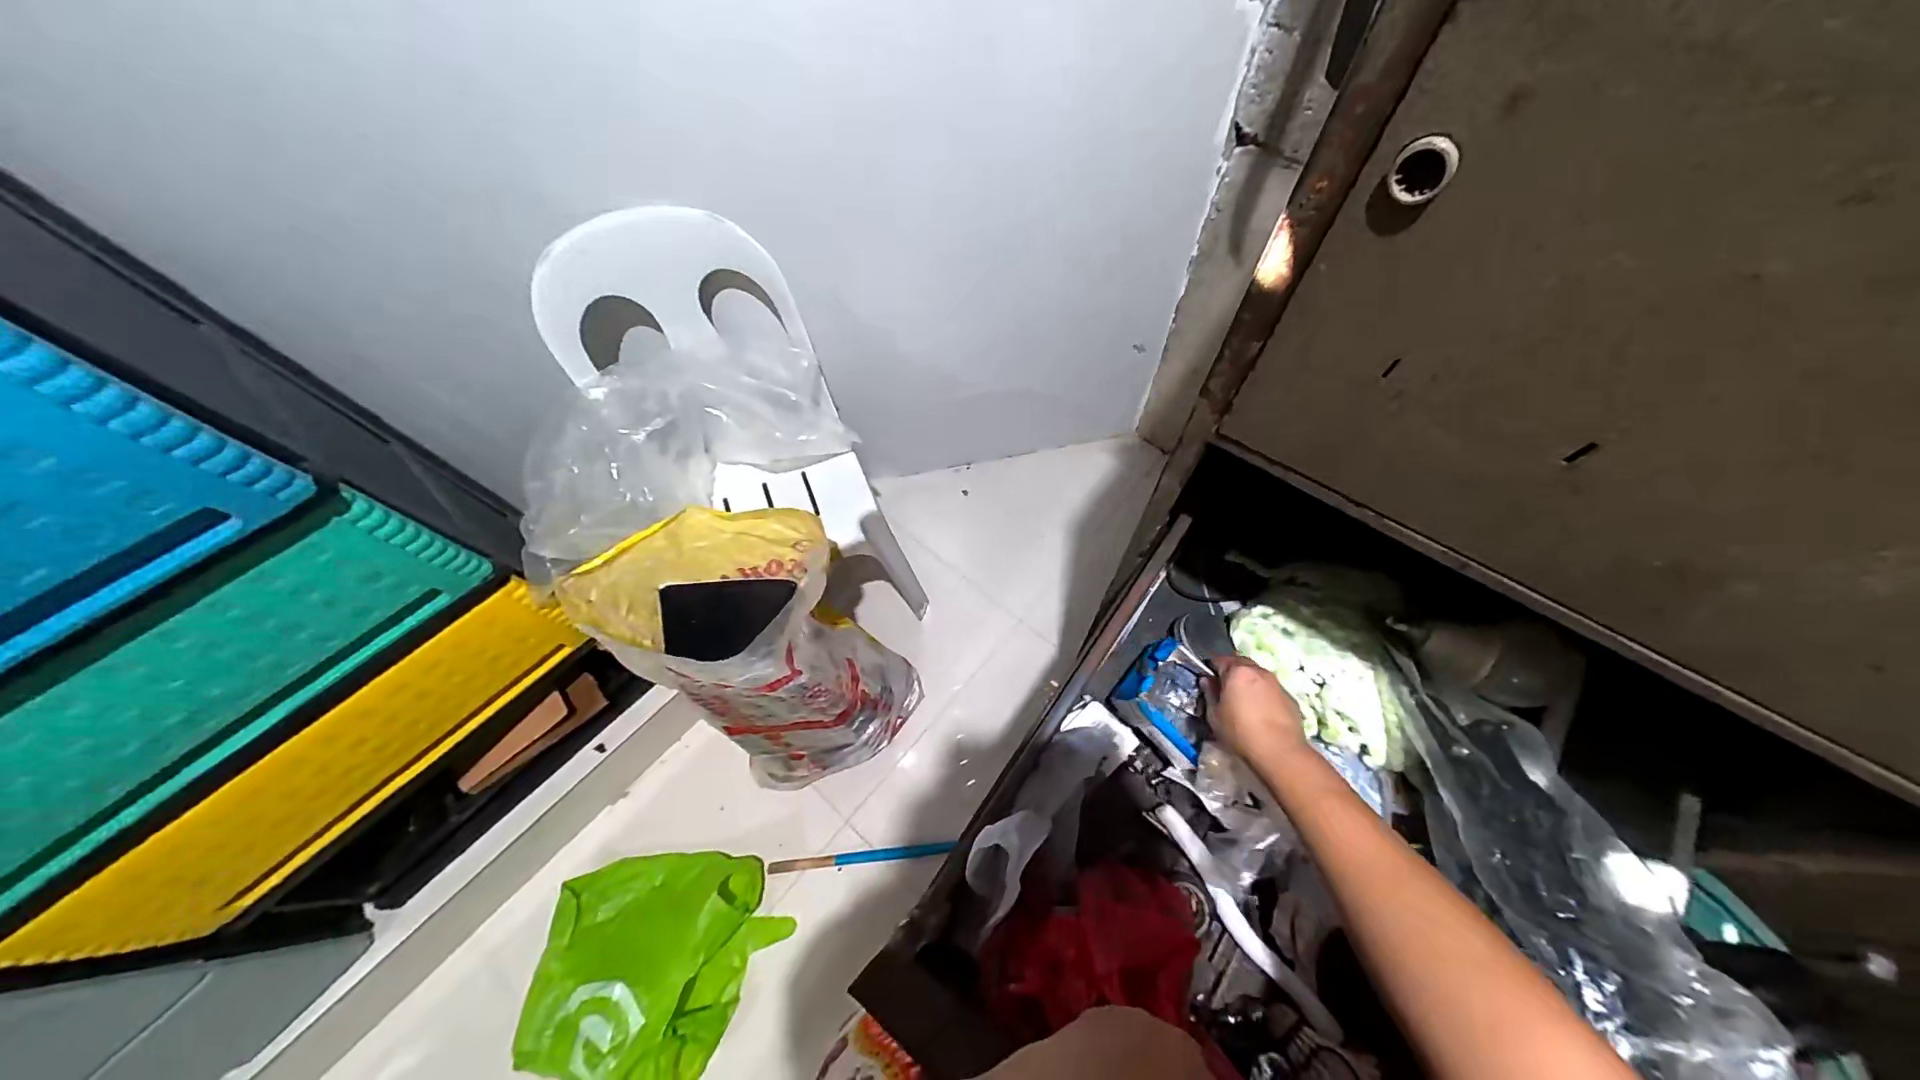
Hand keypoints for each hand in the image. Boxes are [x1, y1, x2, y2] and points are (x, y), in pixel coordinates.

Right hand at [1209, 654, 1309, 759]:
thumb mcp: (1214, 716)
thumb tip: (1207, 681)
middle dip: (1231, 674)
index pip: (1219, 660)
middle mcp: (1259, 672)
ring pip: (1258, 677)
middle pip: (1241, 664)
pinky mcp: (1290, 699)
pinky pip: (1271, 691)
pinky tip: (1261, 715)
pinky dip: (1264, 696)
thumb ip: (1209, 694)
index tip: (1208, 684)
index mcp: (1238, 672)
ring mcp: (1277, 684)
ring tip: (1244, 704)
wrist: (1280, 752)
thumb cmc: (1240, 732)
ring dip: (1249, 684)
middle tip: (1225, 692)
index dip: (1211, 670)